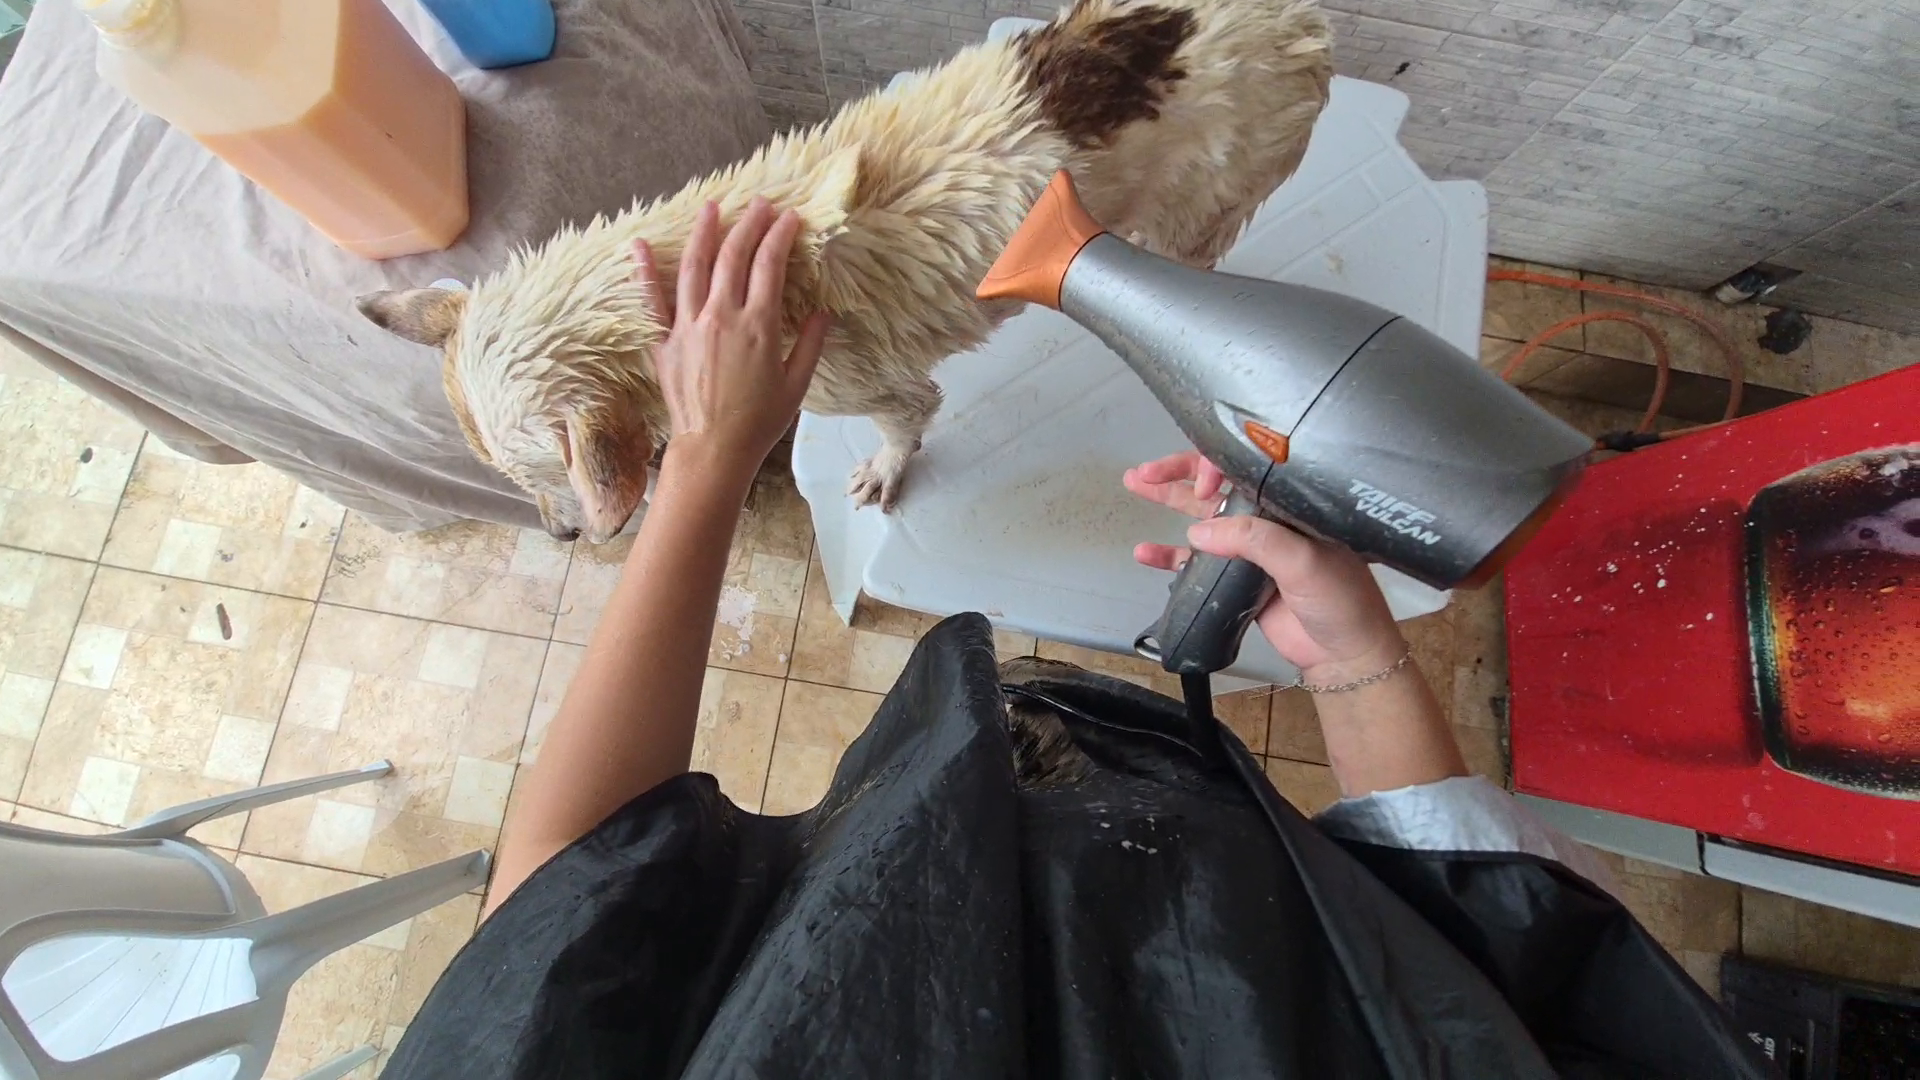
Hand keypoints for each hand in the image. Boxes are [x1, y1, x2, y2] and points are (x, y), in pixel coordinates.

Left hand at [633, 197, 830, 482]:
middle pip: (734, 256)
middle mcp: (722, 317)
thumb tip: (825, 314)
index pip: (770, 265)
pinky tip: (641, 244)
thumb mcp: (796, 386)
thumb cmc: (760, 422)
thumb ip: (811, 345)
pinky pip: (652, 300)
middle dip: (750, 224)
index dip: (781, 236)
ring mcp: (689, 326)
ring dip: (705, 232)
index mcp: (759, 326)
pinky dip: (645, 270)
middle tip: (761, 204)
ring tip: (713, 207)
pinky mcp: (665, 342)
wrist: (714, 449)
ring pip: (695, 266)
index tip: (790, 219)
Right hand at [1124, 451, 1404, 683]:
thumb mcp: (1305, 561)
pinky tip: (1145, 552)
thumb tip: (1198, 529)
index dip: (1215, 469)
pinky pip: (1192, 561)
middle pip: (1215, 486)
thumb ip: (1255, 540)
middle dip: (1177, 474)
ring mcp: (1247, 548)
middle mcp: (1267, 518)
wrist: (1343, 656)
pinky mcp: (1232, 577)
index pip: (1245, 470)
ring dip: (1166, 500)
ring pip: (1199, 515)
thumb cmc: (1342, 602)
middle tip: (1145, 472)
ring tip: (1136, 484)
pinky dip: (1167, 554)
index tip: (1201, 488)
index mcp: (1290, 504)